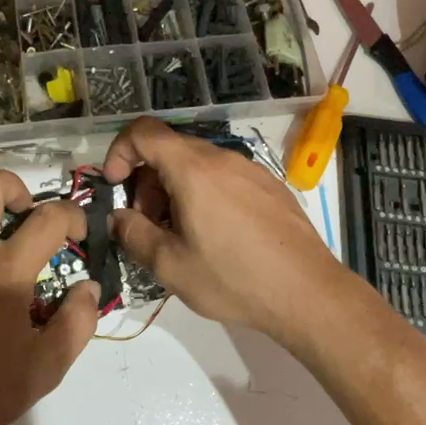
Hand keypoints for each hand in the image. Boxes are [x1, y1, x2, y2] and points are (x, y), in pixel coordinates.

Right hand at [103, 117, 351, 345]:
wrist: (309, 293)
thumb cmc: (234, 278)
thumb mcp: (170, 266)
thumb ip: (134, 235)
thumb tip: (118, 217)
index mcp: (193, 169)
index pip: (143, 132)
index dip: (119, 151)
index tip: (116, 186)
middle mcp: (221, 158)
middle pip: (170, 149)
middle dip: (147, 180)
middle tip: (148, 223)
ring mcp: (250, 169)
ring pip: (197, 164)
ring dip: (175, 190)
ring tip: (180, 235)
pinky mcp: (270, 186)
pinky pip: (224, 177)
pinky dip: (204, 194)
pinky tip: (216, 236)